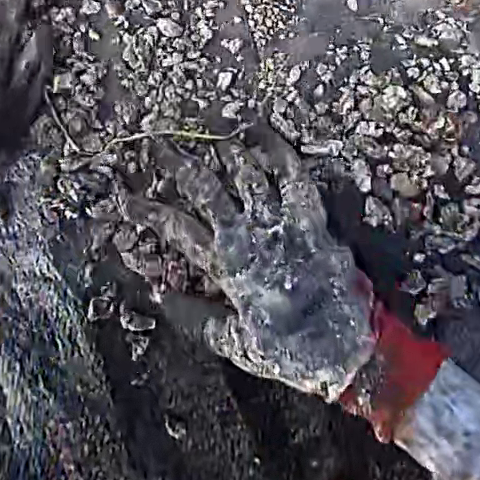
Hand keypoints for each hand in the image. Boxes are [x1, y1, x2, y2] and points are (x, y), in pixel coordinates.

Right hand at [121, 128, 377, 399]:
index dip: (148, 210)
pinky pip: (291, 174)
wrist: (353, 352)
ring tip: (202, 126)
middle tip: (158, 143)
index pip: (176, 227)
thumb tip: (155, 292)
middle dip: (177, 162)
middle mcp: (249, 236)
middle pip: (205, 188)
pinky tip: (257, 128)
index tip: (126, 197)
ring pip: (244, 172)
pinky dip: (274, 148)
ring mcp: (281, 222)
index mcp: (227, 265)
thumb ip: (193, 316)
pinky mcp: (311, 217)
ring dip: (220, 147)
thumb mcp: (234, 343)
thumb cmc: (291, 350)